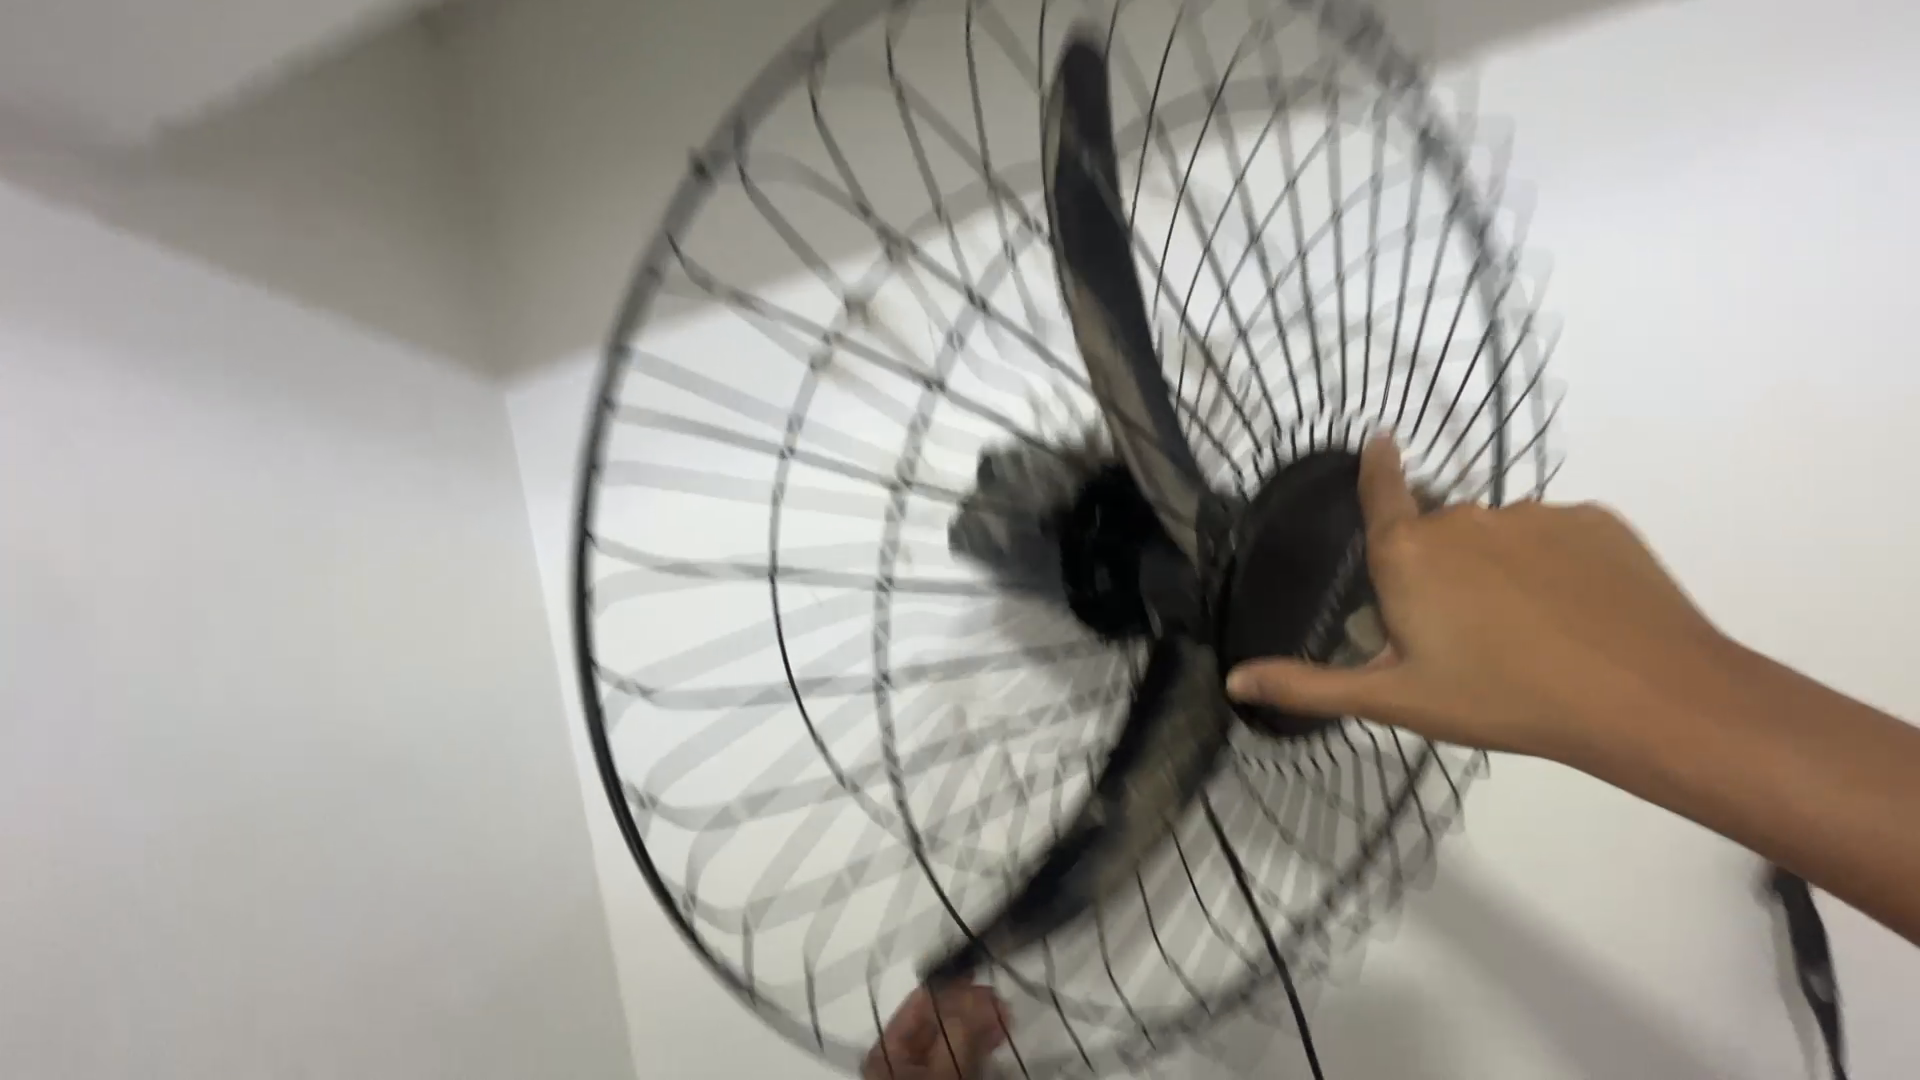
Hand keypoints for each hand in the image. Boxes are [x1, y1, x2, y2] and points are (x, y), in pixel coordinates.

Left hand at [861, 984, 1008, 1079]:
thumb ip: (960, 1031)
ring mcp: (921, 1078)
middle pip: (938, 1020)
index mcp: (888, 1050)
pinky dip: (978, 1056)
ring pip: (952, 1042)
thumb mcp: (944, 1075)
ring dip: (979, 1032)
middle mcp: (900, 1061)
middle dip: (972, 1011)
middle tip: (1005, 1012)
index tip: (994, 992)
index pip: (923, 1001)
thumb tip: (981, 992)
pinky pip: (959, 1065)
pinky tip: (996, 1053)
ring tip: (1005, 1028)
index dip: (958, 990)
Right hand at [1225, 437, 1732, 758]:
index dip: (1376, 464)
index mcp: (1407, 554)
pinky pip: (1555, 536)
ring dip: (1496, 568)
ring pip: (1498, 535)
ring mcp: (1534, 514)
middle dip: (1438, 567)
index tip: (1379, 439)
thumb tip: (1233, 678)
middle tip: (1460, 631)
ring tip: (1524, 629)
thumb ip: (1309, 684)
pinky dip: (1553, 564)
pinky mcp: (1596, 520)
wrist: (1650, 700)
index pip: (1381, 489)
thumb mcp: (1395, 699)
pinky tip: (1574, 612)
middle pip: (1437, 531)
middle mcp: (1463, 518)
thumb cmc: (1502, 699)